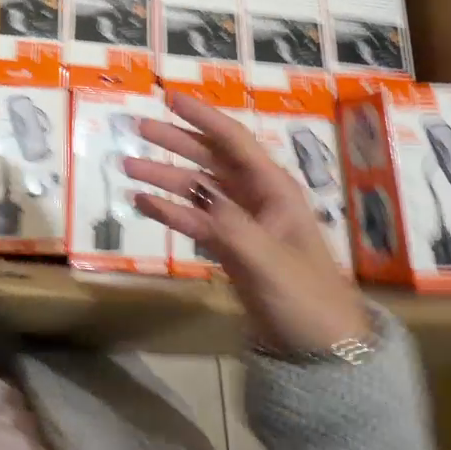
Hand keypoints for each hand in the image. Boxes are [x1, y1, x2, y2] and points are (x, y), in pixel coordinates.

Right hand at [126, 94, 370, 353]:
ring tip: (128, 167)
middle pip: (210, 159)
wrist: (322, 351)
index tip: (170, 98)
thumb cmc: (306, 297)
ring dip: (164, 177)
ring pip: (197, 189)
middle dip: (175, 142)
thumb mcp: (270, 261)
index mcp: (274, 189)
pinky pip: (194, 221)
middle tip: (138, 127)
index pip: (233, 141)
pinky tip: (142, 204)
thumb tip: (196, 192)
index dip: (202, 117)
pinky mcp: (229, 247)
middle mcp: (256, 197)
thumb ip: (231, 225)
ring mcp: (241, 222)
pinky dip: (169, 212)